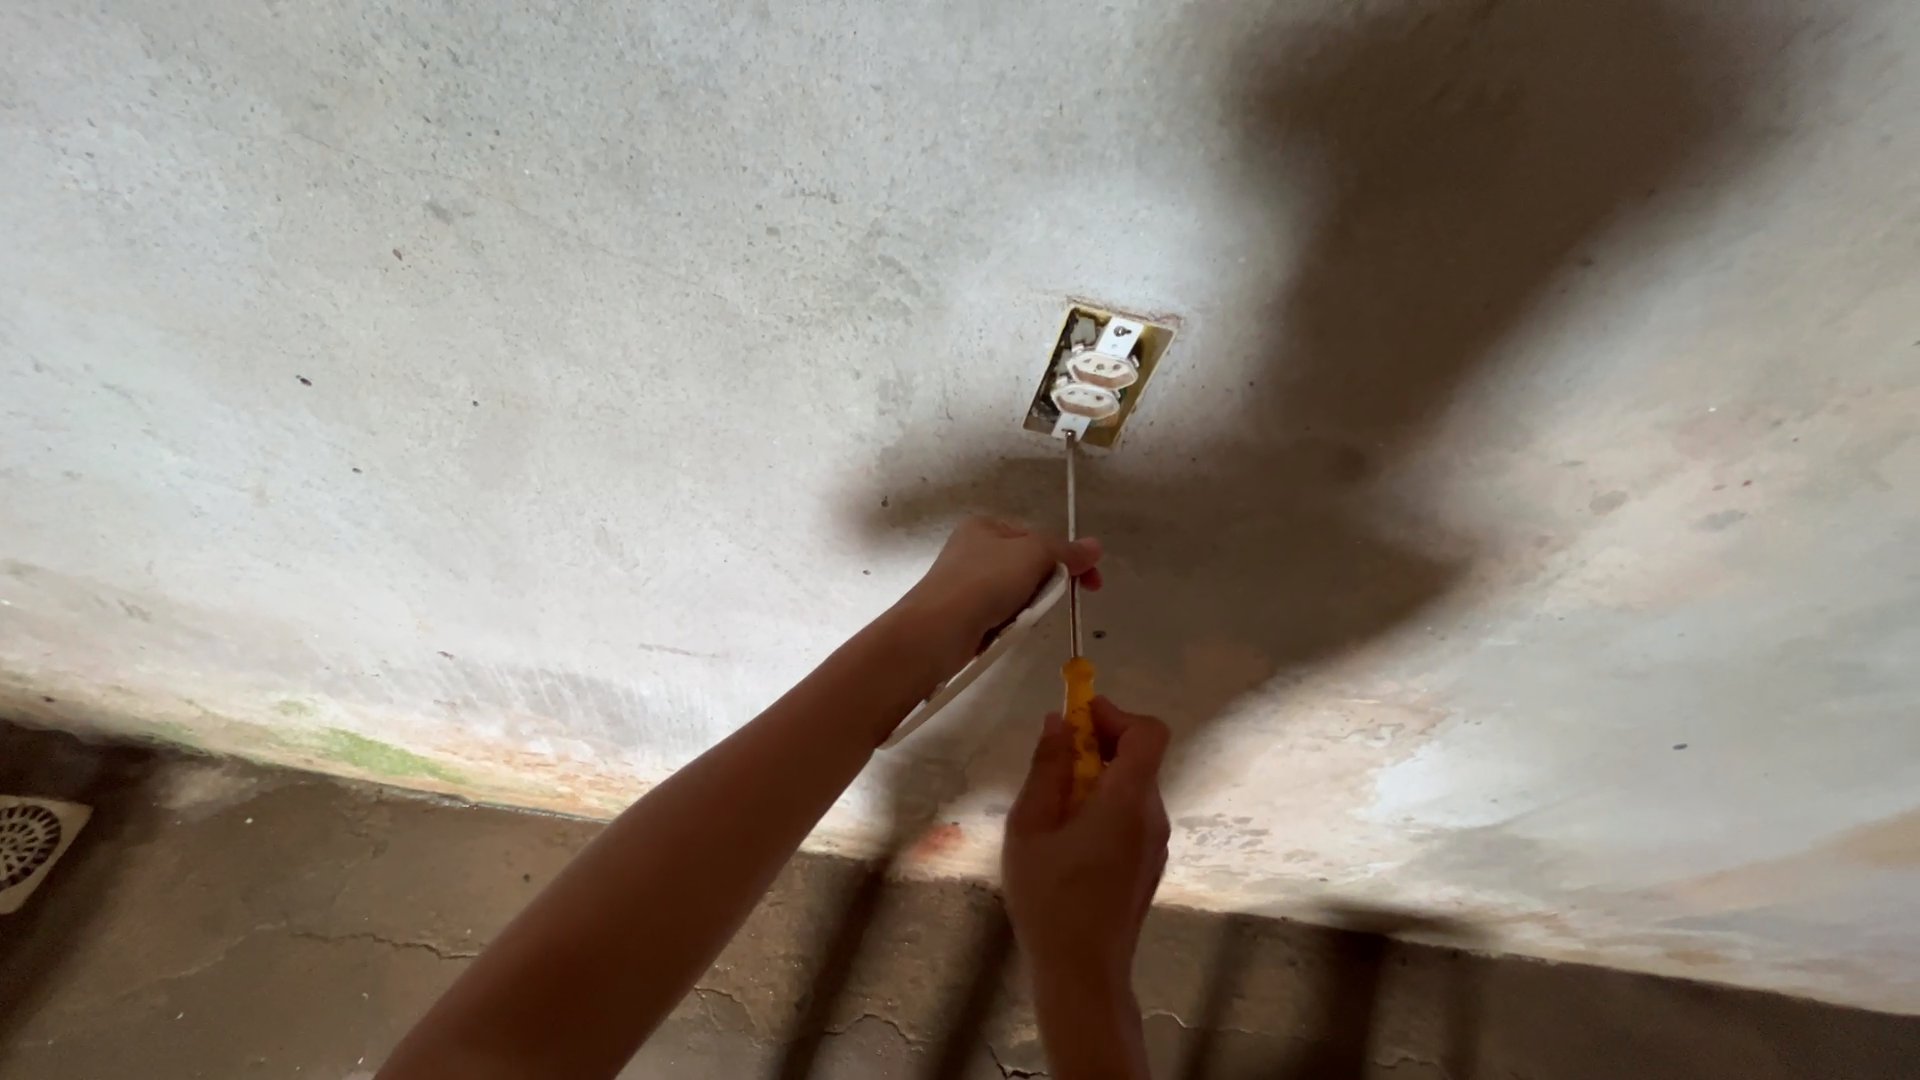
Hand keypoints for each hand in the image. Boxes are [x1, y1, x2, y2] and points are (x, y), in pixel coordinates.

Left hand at [900, 515, 1101, 672]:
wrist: (937, 628)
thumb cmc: (986, 581)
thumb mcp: (1033, 554)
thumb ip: (1066, 551)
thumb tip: (1096, 547)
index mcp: (986, 525)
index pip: (1039, 537)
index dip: (1068, 558)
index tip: (1092, 585)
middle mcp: (973, 548)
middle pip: (1028, 565)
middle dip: (1046, 584)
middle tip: (1051, 601)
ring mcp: (965, 581)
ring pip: (1016, 591)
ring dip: (1027, 604)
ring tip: (1023, 616)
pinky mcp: (961, 611)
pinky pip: (999, 612)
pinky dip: (1008, 620)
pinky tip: (1006, 628)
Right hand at [1003, 698, 1169, 992]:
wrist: (1083, 975)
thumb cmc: (1049, 898)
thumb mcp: (1030, 826)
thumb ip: (1046, 768)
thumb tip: (1059, 722)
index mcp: (1127, 801)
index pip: (1148, 732)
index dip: (1115, 714)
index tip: (1077, 718)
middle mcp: (1152, 815)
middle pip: (1140, 756)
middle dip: (1099, 742)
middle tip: (1054, 758)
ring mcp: (1156, 842)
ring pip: (1134, 784)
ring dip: (1099, 773)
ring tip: (1055, 802)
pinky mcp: (1149, 862)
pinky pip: (1133, 812)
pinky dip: (1106, 801)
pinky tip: (1071, 834)